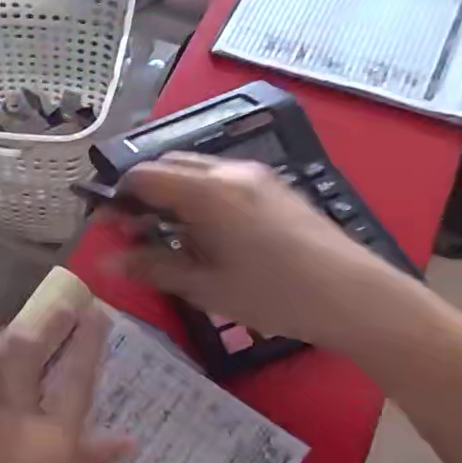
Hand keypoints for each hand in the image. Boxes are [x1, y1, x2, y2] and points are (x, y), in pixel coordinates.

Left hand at [0, 308, 130, 462]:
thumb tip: (123, 438)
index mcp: (46, 446)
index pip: (73, 378)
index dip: (87, 341)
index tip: (97, 312)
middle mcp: (7, 421)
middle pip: (24, 351)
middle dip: (47, 321)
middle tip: (67, 304)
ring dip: (15, 333)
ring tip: (36, 325)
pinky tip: (3, 365)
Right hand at [106, 153, 404, 343]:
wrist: (355, 296)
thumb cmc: (275, 295)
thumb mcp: (206, 287)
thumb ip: (153, 266)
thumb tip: (106, 261)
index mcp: (208, 191)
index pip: (142, 176)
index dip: (116, 199)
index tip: (108, 229)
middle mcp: (229, 171)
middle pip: (167, 166)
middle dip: (143, 197)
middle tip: (136, 236)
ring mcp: (256, 176)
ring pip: (195, 173)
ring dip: (171, 198)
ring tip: (171, 241)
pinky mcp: (274, 187)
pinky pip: (221, 181)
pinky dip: (199, 199)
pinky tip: (207, 237)